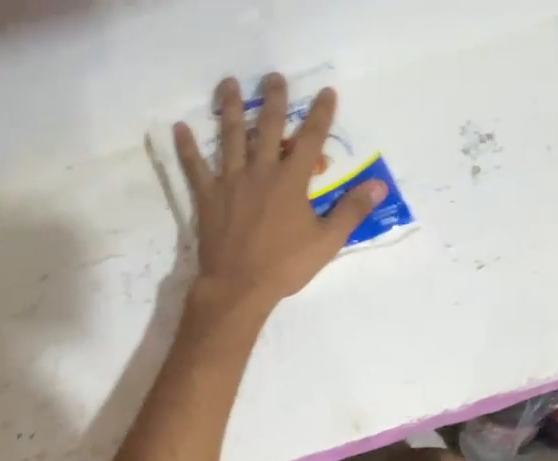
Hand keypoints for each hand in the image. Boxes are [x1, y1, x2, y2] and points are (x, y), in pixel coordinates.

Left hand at [172, 74, 384, 310]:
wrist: (239, 286)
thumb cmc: (285, 266)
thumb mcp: (326, 242)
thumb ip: (351, 211)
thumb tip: (378, 185)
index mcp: (291, 181)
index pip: (311, 139)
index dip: (320, 114)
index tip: (326, 92)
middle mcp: (261, 171)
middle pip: (268, 126)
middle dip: (273, 99)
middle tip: (273, 77)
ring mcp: (231, 181)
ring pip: (231, 136)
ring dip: (230, 107)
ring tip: (229, 83)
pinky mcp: (208, 197)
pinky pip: (195, 167)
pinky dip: (187, 148)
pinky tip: (179, 127)